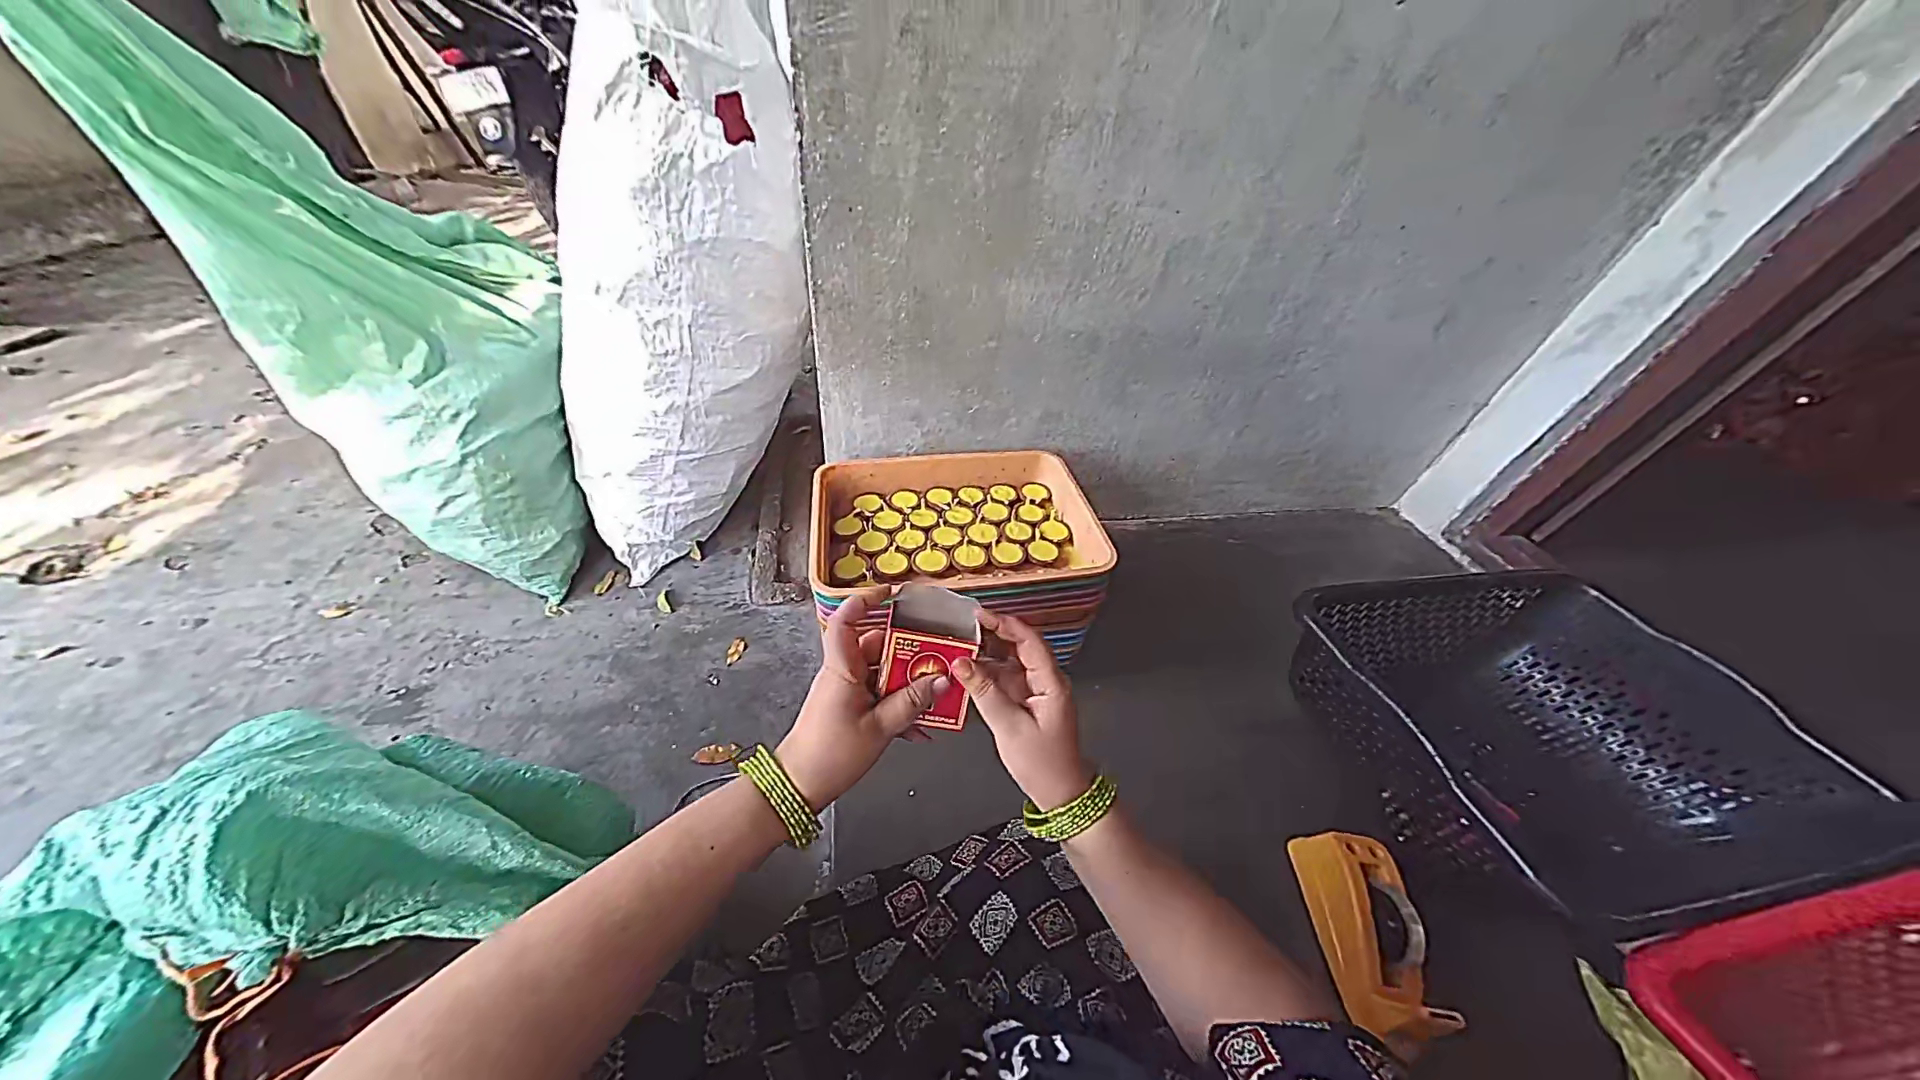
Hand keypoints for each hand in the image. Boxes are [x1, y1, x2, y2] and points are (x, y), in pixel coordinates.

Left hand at [776, 586, 946, 808]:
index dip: (865, 600)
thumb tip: (940, 681)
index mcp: (843, 669)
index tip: (890, 594)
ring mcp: (849, 689)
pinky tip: (919, 726)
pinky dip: (901, 704)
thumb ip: (912, 702)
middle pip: (879, 646)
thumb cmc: (828, 756)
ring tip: (933, 698)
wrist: (800, 786)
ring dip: (909, 683)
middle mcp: (844, 672)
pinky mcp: (853, 705)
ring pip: (885, 671)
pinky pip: (882, 693)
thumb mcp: (880, 728)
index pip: (846, 620)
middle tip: (937, 663)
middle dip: (910, 653)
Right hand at [952, 609, 1092, 810]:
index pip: (1029, 641)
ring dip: (987, 654)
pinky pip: (1006, 679)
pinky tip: (969, 672)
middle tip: (965, 627)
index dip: (1005, 623)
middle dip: (993, 634)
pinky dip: (988, 674)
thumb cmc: (1044, 764)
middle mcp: (1046, 681)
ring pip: (1010, 662)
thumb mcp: (1008, 727)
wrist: (1060, 793)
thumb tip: (962, 664)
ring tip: (961, 648)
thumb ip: (984, 692)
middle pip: (1019, 646)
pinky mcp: (1026, 701)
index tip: (980, 615)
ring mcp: (1036, 690)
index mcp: (1051, 682)